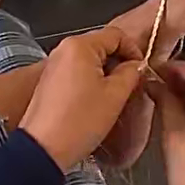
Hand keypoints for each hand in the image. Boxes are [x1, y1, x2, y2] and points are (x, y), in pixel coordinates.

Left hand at [20, 26, 146, 169]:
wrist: (43, 149)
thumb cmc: (80, 120)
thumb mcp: (115, 95)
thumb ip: (131, 73)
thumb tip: (136, 65)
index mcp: (80, 46)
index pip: (116, 35)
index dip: (133, 50)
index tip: (141, 70)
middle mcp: (64, 49)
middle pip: (102, 46)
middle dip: (120, 63)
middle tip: (131, 85)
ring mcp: (54, 65)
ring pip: (90, 61)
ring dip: (106, 75)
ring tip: (116, 97)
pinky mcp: (49, 82)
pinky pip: (77, 73)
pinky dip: (91, 82)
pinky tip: (97, 103)